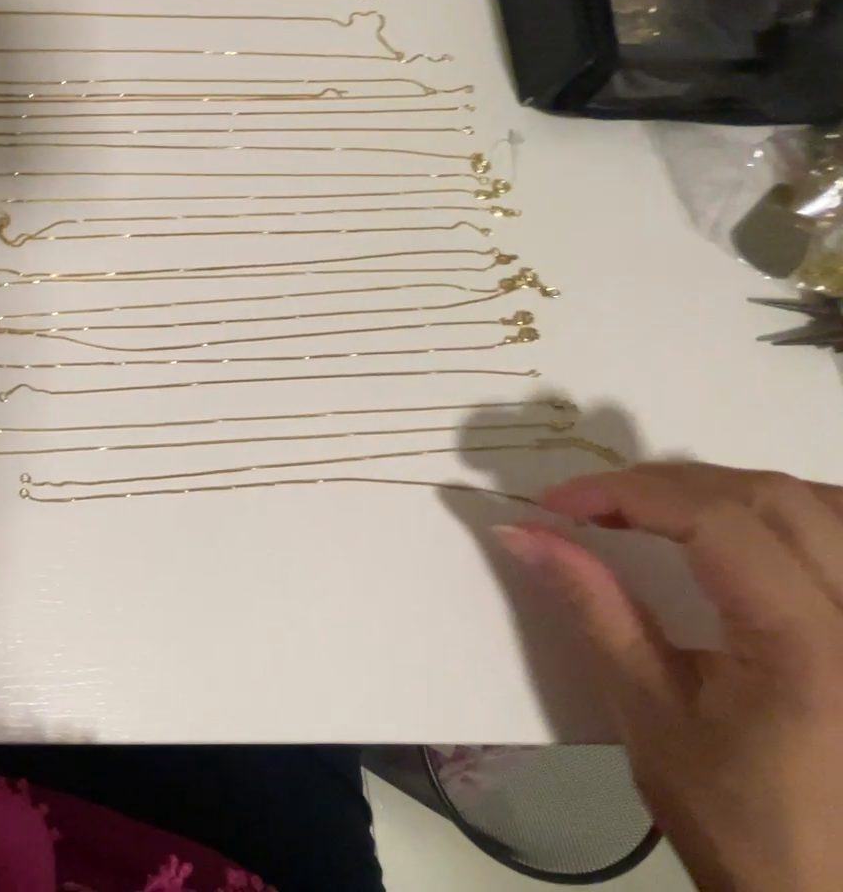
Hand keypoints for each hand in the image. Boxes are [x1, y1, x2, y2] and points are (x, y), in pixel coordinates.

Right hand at [501, 464, 842, 891]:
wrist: (828, 886)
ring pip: (828, 504)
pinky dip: (790, 513)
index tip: (554, 504)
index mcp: (808, 647)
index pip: (718, 522)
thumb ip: (596, 605)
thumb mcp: (645, 705)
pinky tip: (741, 532)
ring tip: (657, 511)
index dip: (626, 492)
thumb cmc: (730, 809)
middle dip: (667, 482)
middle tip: (593, 502)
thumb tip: (521, 532)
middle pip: (775, 498)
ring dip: (731, 491)